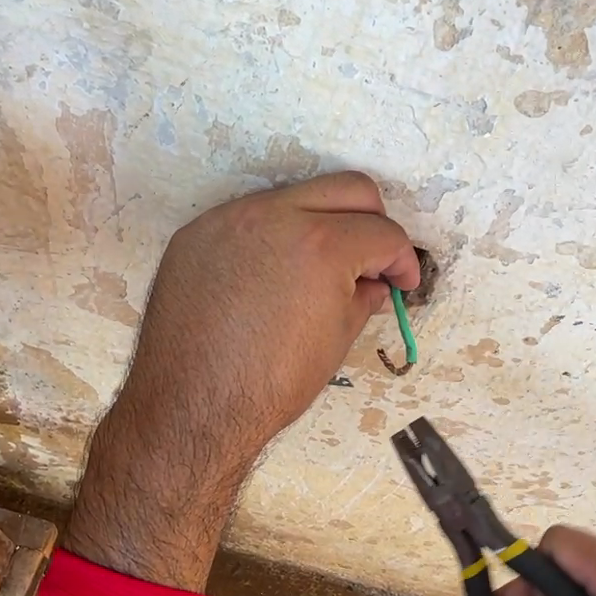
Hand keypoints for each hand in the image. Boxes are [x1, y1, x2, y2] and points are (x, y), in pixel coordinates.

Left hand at [64, 172, 419, 591]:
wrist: (193, 406)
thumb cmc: (271, 385)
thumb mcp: (335, 341)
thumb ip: (362, 298)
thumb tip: (373, 283)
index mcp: (321, 244)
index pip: (383, 232)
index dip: (402, 260)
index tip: (401, 283)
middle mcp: (276, 214)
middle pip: (349, 189)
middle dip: (372, 223)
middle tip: (370, 263)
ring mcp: (231, 218)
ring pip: (295, 197)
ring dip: (319, 225)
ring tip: (316, 272)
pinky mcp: (198, 232)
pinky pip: (249, 219)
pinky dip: (272, 238)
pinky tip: (269, 278)